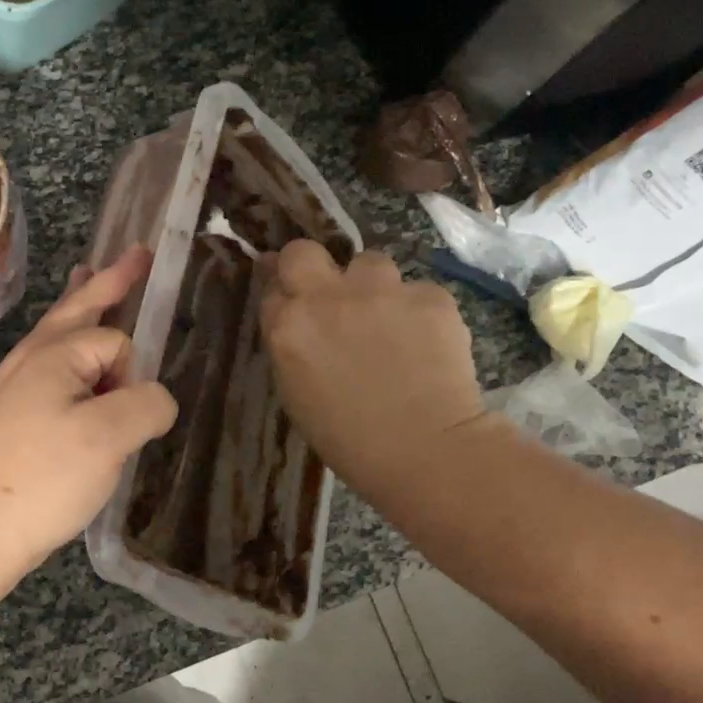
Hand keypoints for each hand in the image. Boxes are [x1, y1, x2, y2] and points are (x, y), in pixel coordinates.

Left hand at [0, 247, 179, 572]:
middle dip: (109, 282)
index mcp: (53, 353)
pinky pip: (53, 362)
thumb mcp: (110, 436)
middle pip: (78, 307)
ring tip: (93, 277)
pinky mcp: (14, 413)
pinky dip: (73, 347)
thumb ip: (148, 403)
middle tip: (138, 254)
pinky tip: (78, 355)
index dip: (132, 373)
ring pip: (60, 331)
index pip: (116, 341)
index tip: (128, 414)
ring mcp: (17, 384)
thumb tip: (155, 398)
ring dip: (85, 306)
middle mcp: (31, 357)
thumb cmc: (44, 477)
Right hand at [262, 240, 487, 488]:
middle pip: (303, 251)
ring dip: (371, 285)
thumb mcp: (296, 391)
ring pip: (368, 262)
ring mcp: (380, 291)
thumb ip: (289, 344)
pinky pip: (416, 290)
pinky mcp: (429, 295)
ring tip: (387, 318)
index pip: (273, 287)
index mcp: (288, 327)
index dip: (285, 295)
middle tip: (329, 292)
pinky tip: (425, 342)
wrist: (427, 451)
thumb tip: (291, 316)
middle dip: (311, 265)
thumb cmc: (349, 439)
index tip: (294, 306)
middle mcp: (328, 297)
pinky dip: (417, 310)